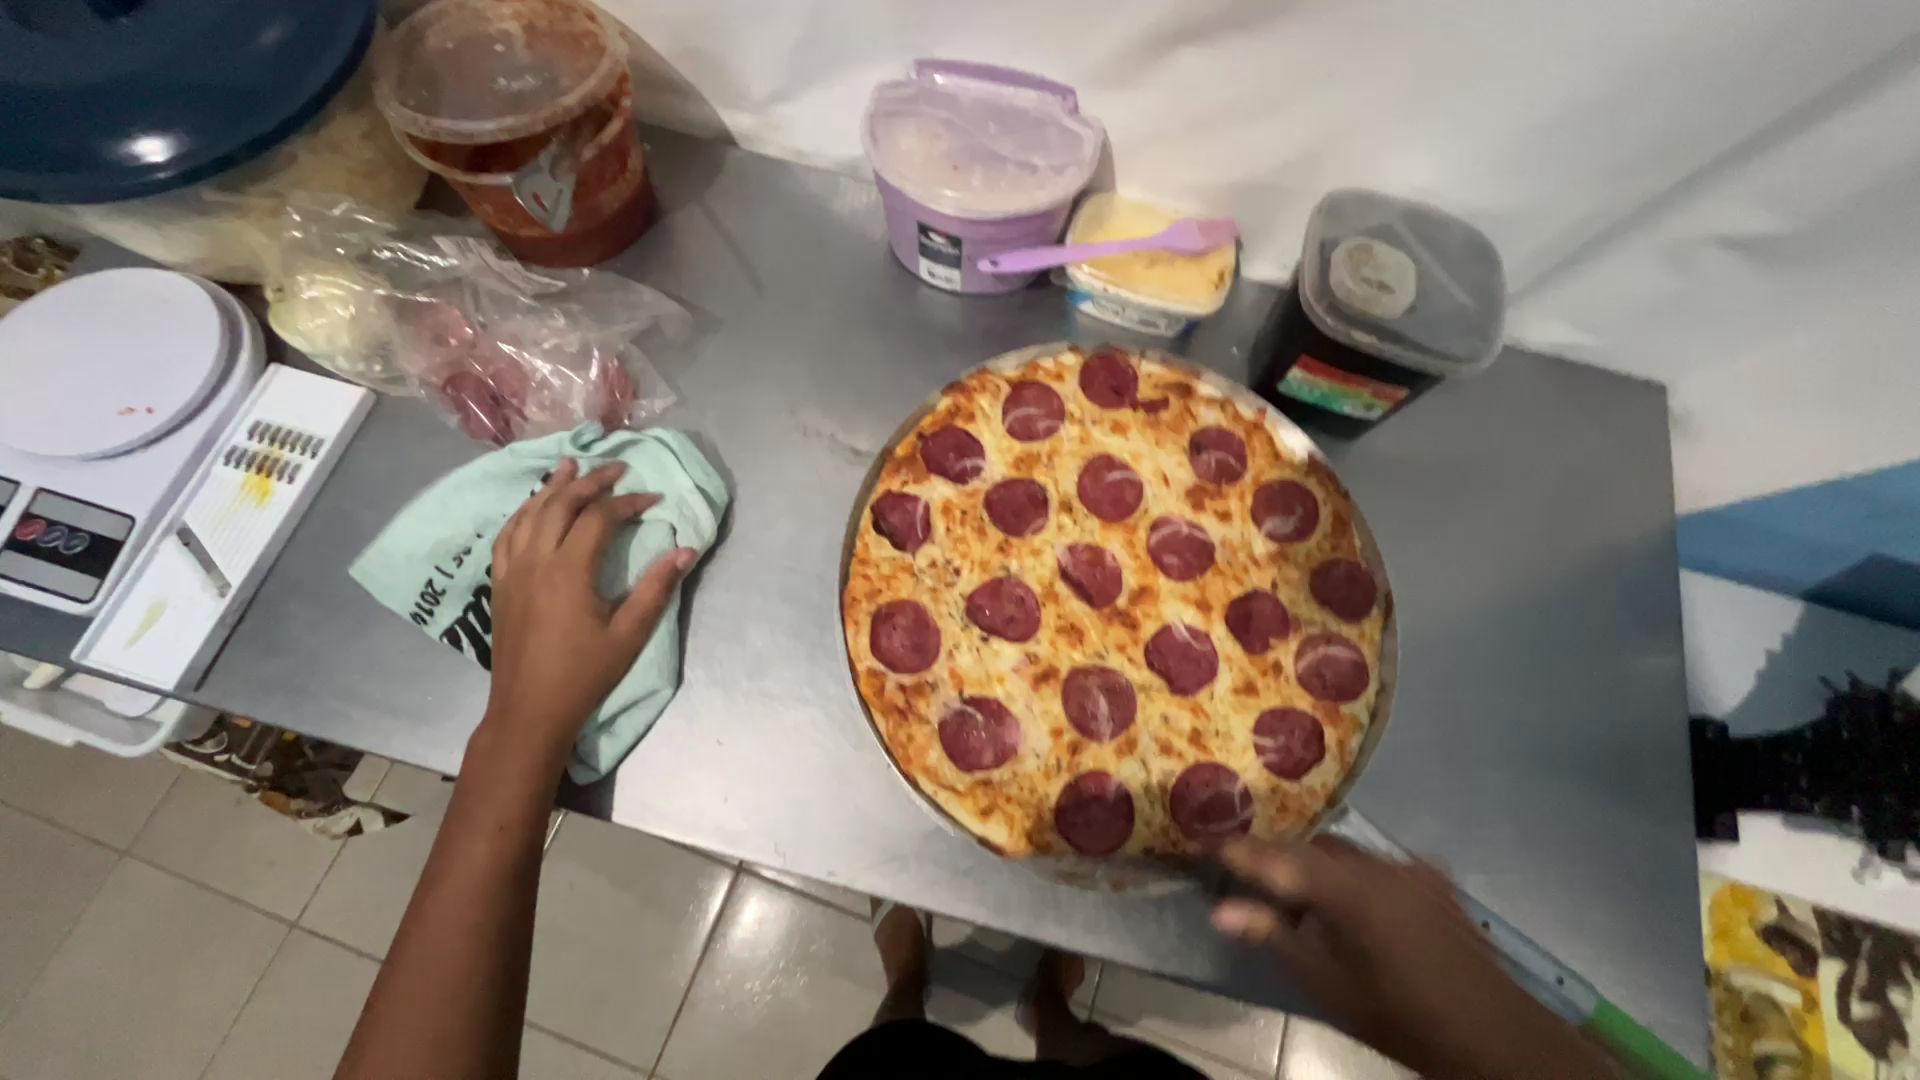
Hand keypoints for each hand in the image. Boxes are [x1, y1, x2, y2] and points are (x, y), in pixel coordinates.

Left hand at [484, 458, 695, 752]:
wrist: (529, 709)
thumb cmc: (585, 673)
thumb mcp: (630, 634)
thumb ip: (657, 588)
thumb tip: (686, 549)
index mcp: (569, 571)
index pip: (599, 518)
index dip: (628, 502)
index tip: (653, 498)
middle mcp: (536, 561)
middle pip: (559, 505)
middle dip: (590, 482)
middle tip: (616, 469)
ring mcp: (512, 571)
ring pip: (529, 514)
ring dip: (552, 487)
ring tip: (571, 466)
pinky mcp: (501, 584)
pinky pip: (507, 535)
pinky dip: (524, 512)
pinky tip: (533, 507)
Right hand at [1212, 837, 1615, 1079]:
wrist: (1495, 1037)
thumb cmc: (1398, 1016)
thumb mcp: (1325, 983)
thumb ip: (1273, 936)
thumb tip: (1220, 910)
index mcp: (1343, 888)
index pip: (1274, 857)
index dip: (1237, 850)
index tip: (1203, 843)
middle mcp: (1374, 864)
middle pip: (1307, 847)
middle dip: (1275, 858)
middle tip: (1250, 880)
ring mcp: (1408, 868)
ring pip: (1342, 851)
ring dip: (1313, 865)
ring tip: (1301, 899)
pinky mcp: (1433, 880)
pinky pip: (1376, 862)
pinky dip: (1352, 874)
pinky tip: (1354, 904)